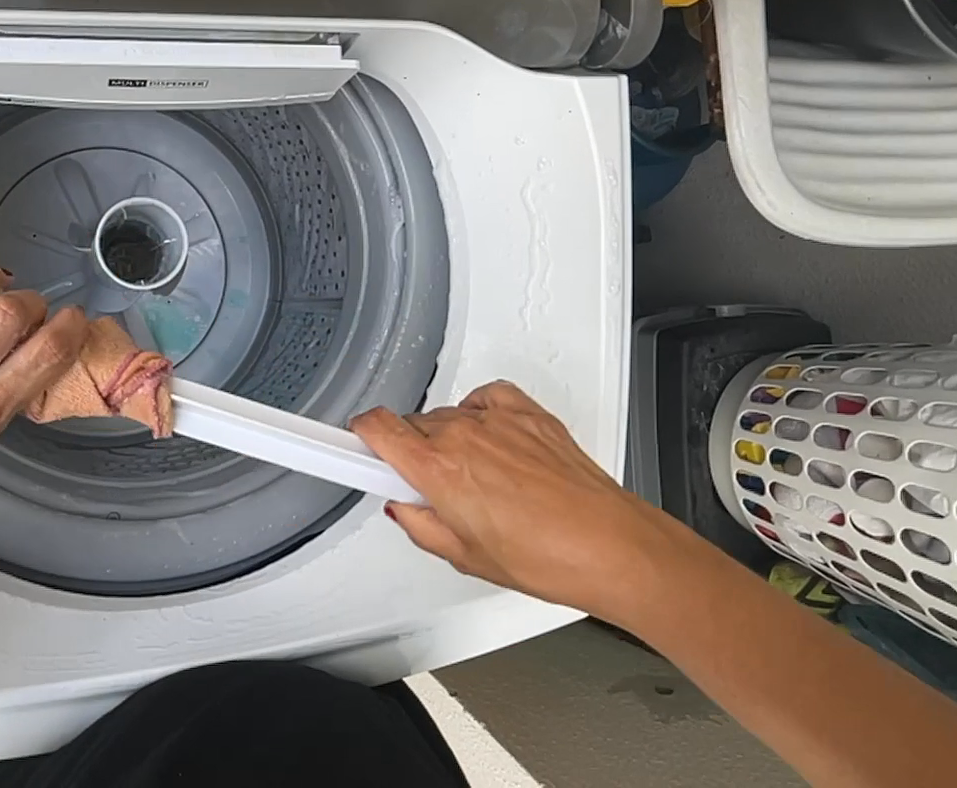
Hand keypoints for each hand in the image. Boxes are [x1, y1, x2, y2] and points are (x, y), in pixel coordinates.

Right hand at [351, 381, 713, 627]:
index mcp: (437, 468)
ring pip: (446, 415)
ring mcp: (496, 418)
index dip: (352, 435)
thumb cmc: (549, 557)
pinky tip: (493, 443)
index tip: (343, 442)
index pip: (373, 428)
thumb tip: (404, 508)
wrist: (613, 546)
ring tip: (478, 479)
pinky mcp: (526, 411)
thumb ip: (419, 524)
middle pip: (409, 425)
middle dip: (409, 452)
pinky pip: (484, 399)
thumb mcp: (466, 556)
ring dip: (448, 439)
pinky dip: (480, 414)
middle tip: (430, 486)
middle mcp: (461, 433)